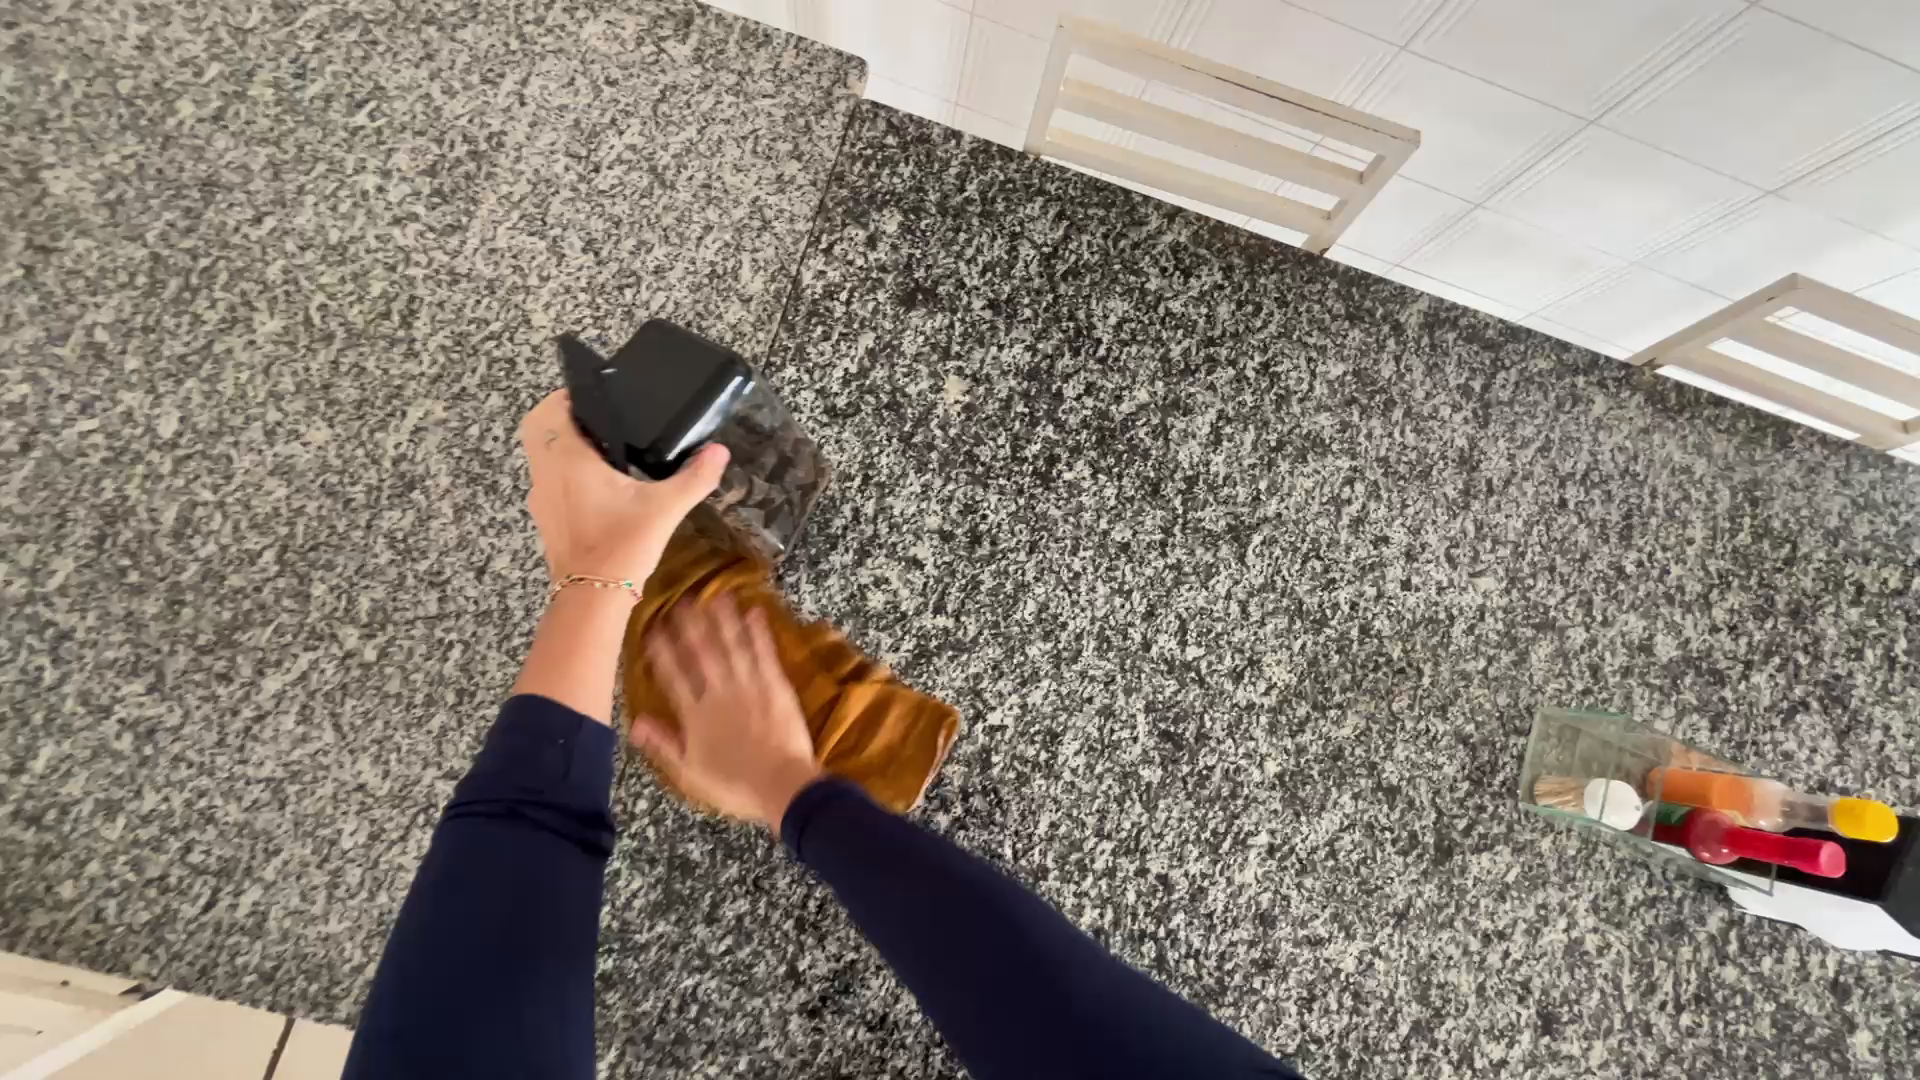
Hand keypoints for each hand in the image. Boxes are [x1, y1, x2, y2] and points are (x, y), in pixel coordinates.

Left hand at [518, 389, 728, 589]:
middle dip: (560, 416)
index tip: (594, 393)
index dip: (568, 395)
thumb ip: (694, 477)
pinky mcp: (547, 517)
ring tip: (603, 448)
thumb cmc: (623, 545)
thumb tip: (719, 452)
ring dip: (561, 444)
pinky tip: (598, 485)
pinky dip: (564, 471)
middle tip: (596, 417)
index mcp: (568, 459)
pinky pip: (549, 480)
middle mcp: (546, 472)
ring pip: (541, 455)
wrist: (592, 595)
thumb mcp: (665, 507)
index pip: (553, 409)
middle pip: (538, 428)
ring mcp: (542, 497)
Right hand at [629, 598, 823, 831]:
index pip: (673, 677)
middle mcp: (719, 692)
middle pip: (701, 653)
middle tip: (681, 601)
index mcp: (696, 715)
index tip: (653, 631)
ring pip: (732, 645)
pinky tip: (754, 611)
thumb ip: (662, 743)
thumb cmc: (734, 784)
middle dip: (690, 626)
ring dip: (723, 619)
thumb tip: (635, 721)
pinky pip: (764, 652)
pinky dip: (758, 631)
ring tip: (715, 595)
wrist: (781, 784)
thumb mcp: (689, 772)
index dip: (662, 653)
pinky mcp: (776, 684)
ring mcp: (749, 685)